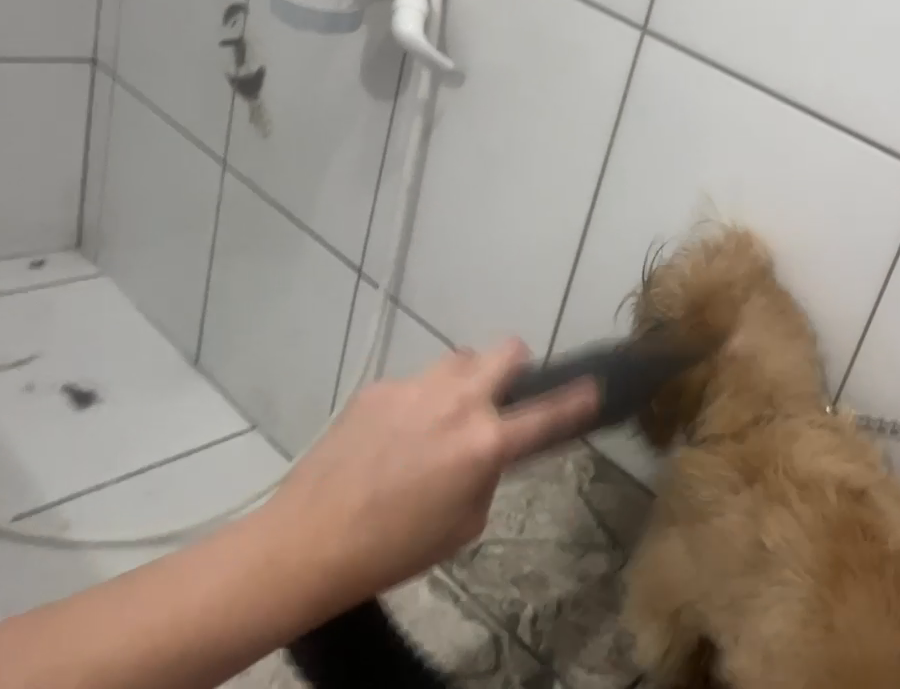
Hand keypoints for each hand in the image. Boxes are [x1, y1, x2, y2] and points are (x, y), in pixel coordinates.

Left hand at [258, 340, 598, 604]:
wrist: (304, 544)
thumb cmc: (394, 548)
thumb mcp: (464, 522)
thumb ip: (488, 473)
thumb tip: (487, 449)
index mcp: (484, 444)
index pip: (548, 413)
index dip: (579, 399)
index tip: (596, 386)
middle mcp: (456, 404)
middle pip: (506, 351)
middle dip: (516, 364)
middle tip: (503, 392)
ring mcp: (414, 390)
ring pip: (459, 359)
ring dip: (465, 379)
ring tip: (444, 413)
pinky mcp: (377, 389)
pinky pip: (415, 382)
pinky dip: (418, 400)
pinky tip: (394, 435)